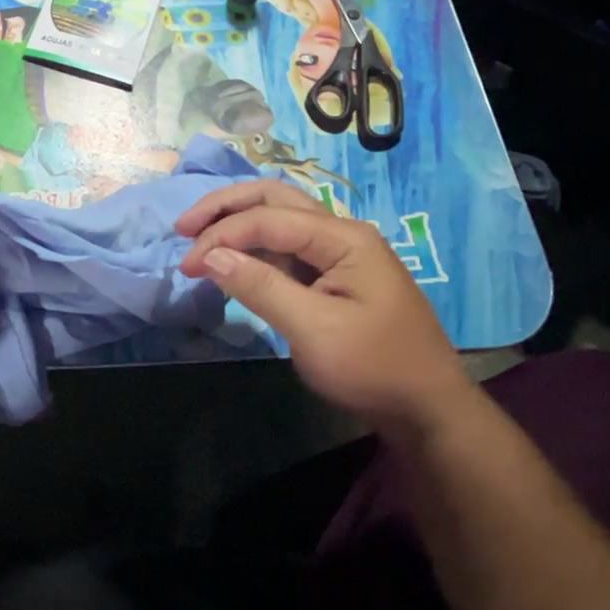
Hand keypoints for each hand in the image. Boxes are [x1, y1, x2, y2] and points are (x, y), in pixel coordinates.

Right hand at [176, 180, 475, 436]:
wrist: (426, 409)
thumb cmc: (374, 368)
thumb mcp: (313, 330)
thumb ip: (261, 287)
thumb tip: (210, 256)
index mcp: (344, 238)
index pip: (268, 219)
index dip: (222, 236)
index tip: (187, 267)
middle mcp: (341, 234)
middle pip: (274, 199)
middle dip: (225, 209)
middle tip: (183, 228)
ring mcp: (338, 255)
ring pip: (278, 219)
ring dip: (237, 224)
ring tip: (198, 240)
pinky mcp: (332, 277)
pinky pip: (285, 249)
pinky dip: (252, 249)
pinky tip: (230, 263)